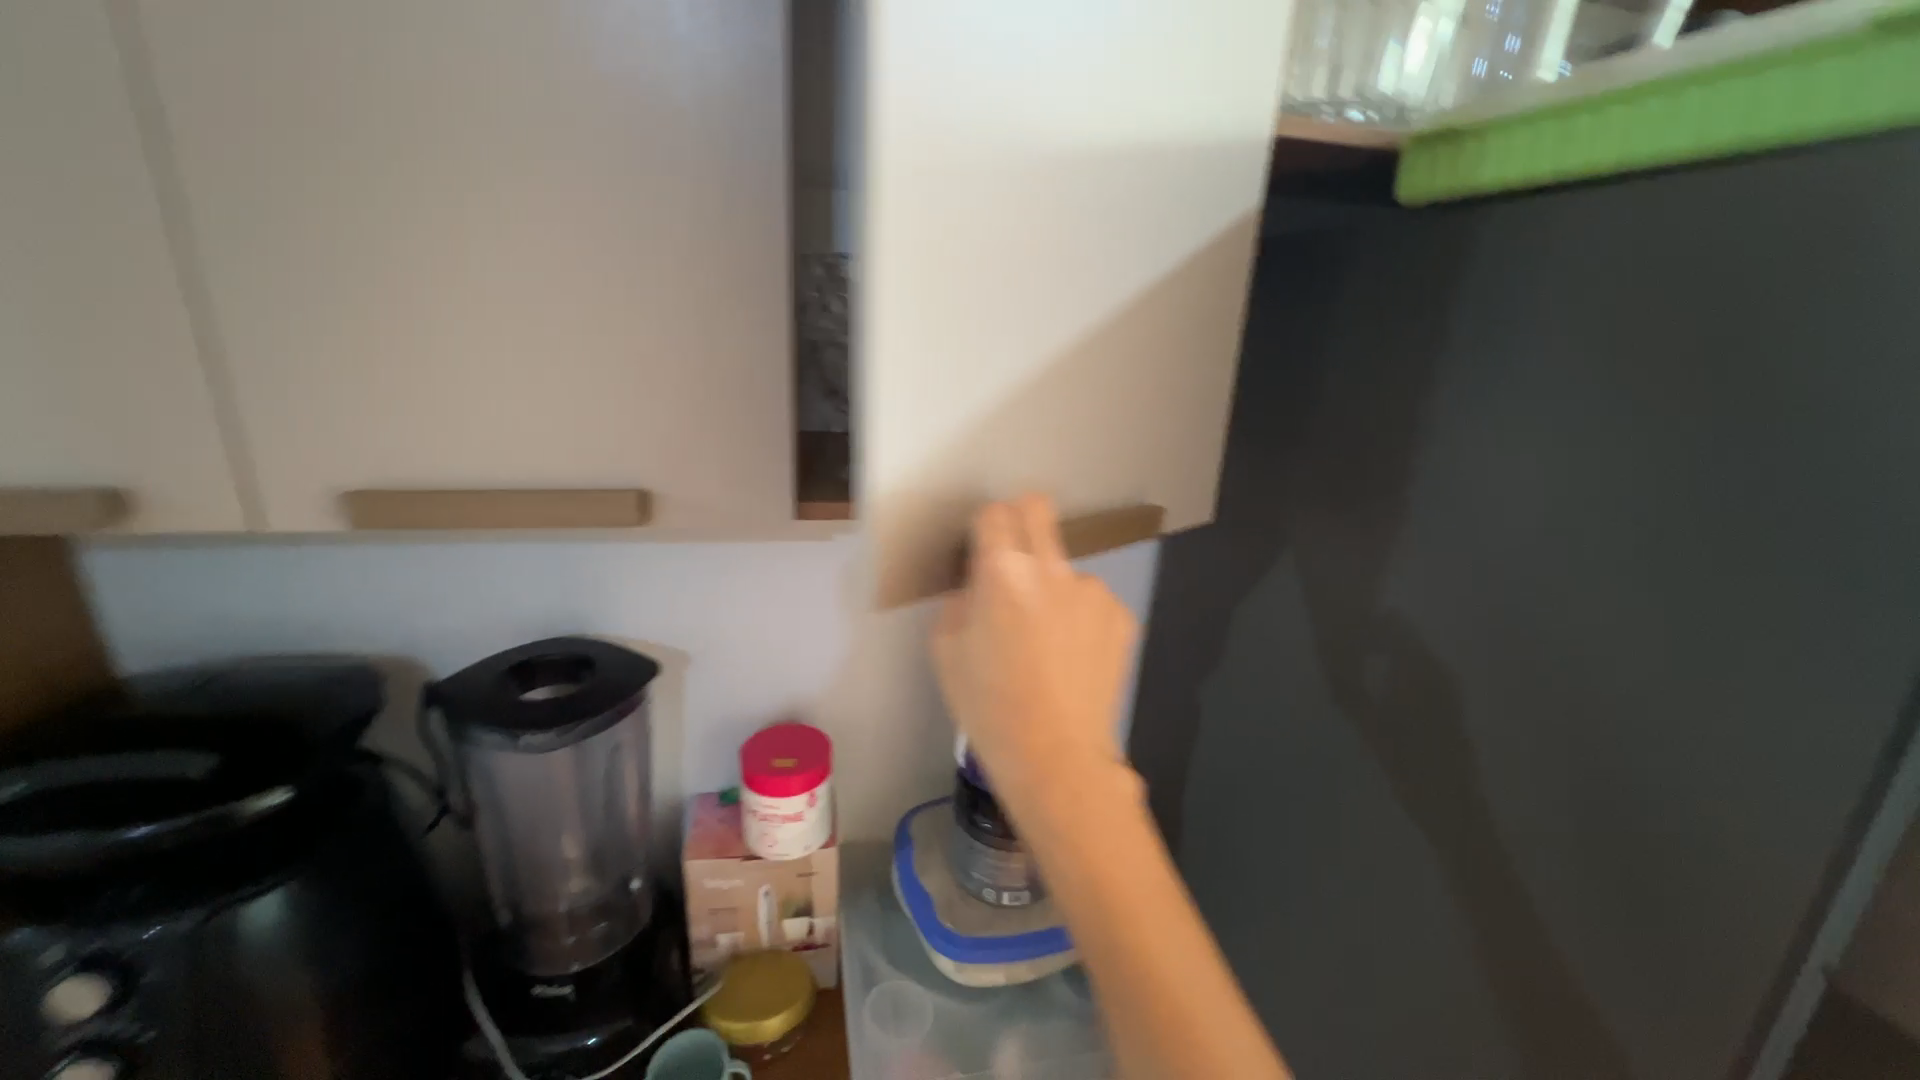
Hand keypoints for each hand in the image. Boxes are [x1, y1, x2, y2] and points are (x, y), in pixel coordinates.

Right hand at [930, 495, 1138, 793]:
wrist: (1055, 755)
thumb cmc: (989, 706)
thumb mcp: (946, 650)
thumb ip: (961, 600)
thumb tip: (980, 585)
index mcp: (1002, 572)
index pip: (994, 513)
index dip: (985, 526)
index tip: (982, 548)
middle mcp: (1052, 568)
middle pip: (1037, 509)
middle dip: (1021, 521)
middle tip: (1013, 559)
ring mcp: (1094, 590)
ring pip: (1065, 567)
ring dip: (1053, 587)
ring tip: (1047, 642)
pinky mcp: (1122, 616)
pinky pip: (1091, 602)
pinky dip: (1080, 619)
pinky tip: (1074, 659)